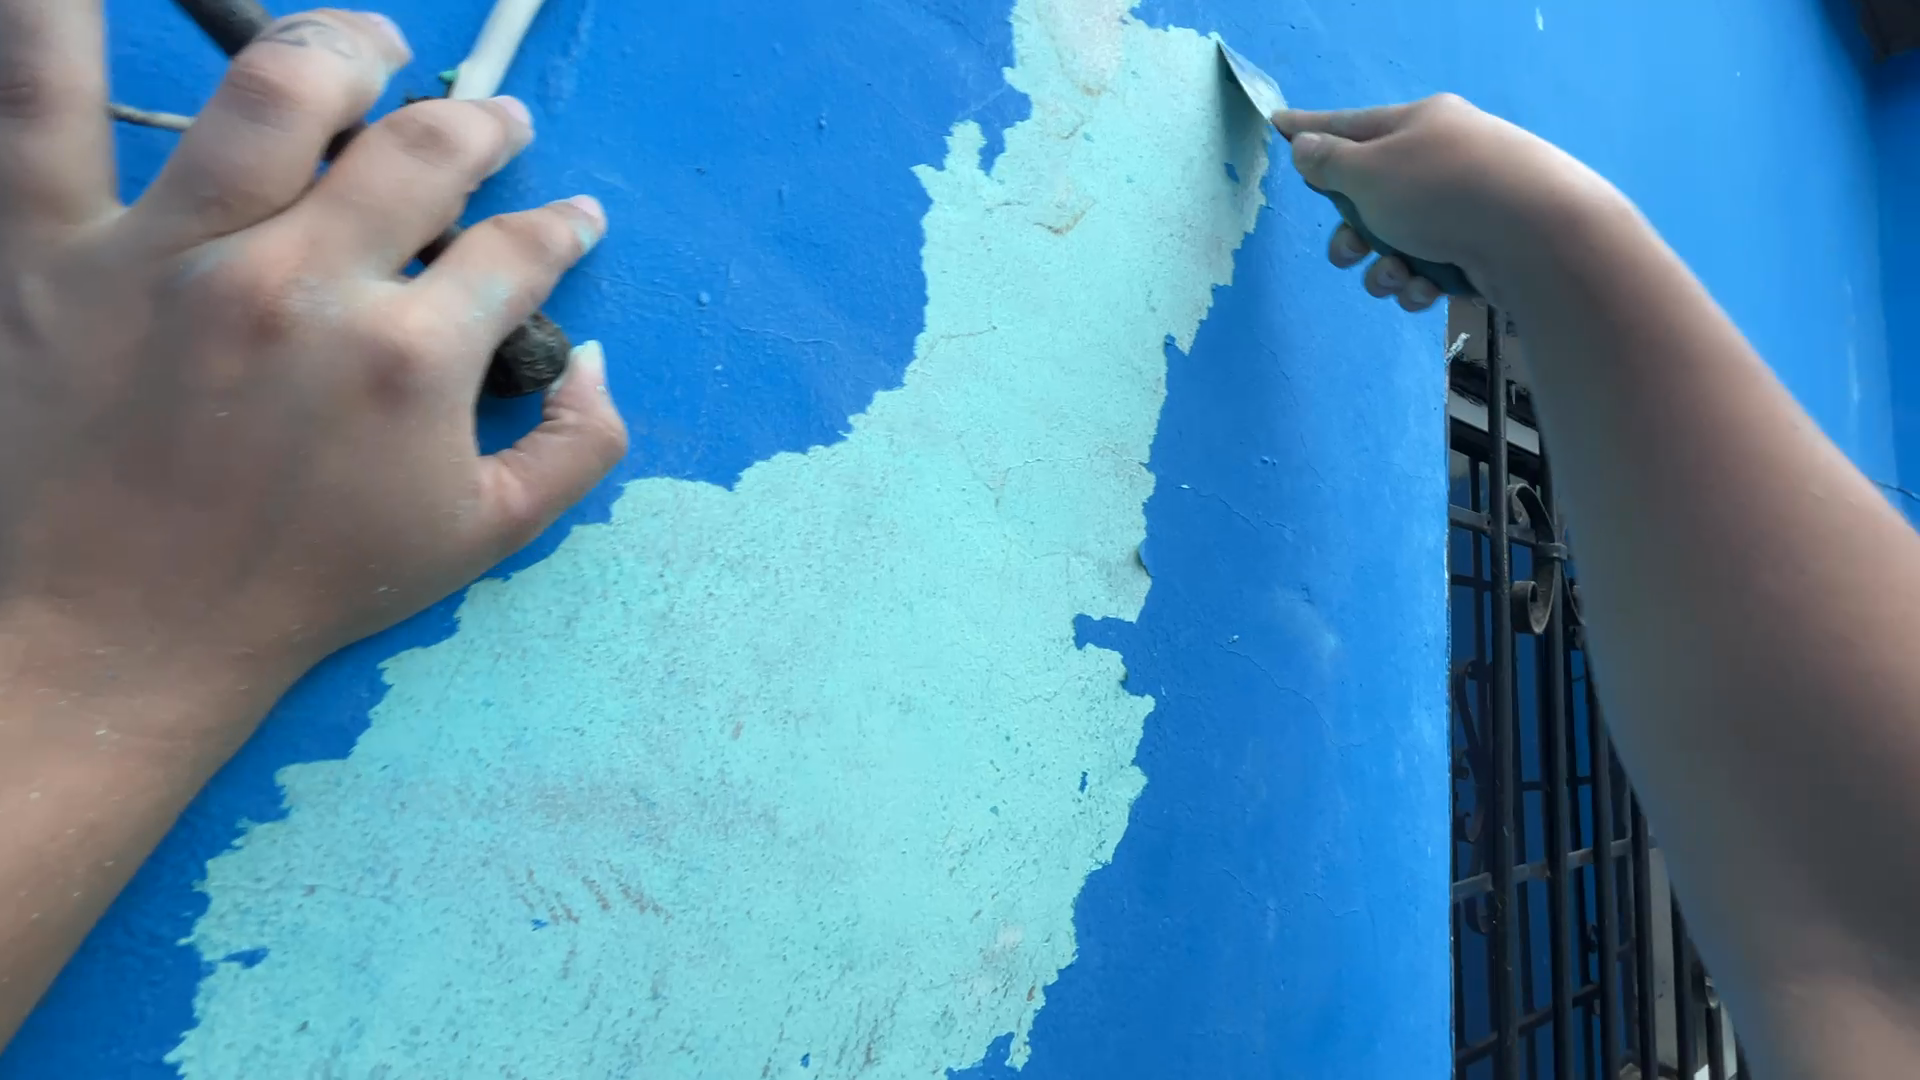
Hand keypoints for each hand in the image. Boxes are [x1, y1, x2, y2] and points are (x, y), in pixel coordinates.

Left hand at [0, 6, 626, 732]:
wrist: (131, 626)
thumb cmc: (334, 577)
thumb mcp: (503, 528)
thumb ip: (584, 442)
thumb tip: (594, 358)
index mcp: (416, 357)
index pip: (518, 252)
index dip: (565, 227)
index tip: (581, 219)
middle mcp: (305, 283)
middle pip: (417, 156)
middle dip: (483, 127)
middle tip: (504, 118)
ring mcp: (171, 255)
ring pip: (270, 99)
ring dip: (340, 48)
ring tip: (374, 36)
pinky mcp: (50, 250)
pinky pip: (38, 103)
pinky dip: (55, 25)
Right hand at [1277, 94, 1622, 311]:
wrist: (1535, 235)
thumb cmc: (1443, 192)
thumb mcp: (1370, 172)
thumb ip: (1328, 162)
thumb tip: (1303, 144)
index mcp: (1415, 127)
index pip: (1346, 125)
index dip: (1308, 130)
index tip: (1278, 124)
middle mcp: (1435, 161)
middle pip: (1363, 200)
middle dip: (1350, 237)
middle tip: (1353, 249)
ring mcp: (1455, 205)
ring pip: (1388, 245)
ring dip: (1381, 270)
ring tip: (1400, 273)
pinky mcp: (1471, 247)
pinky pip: (1419, 270)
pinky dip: (1415, 283)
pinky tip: (1429, 285)